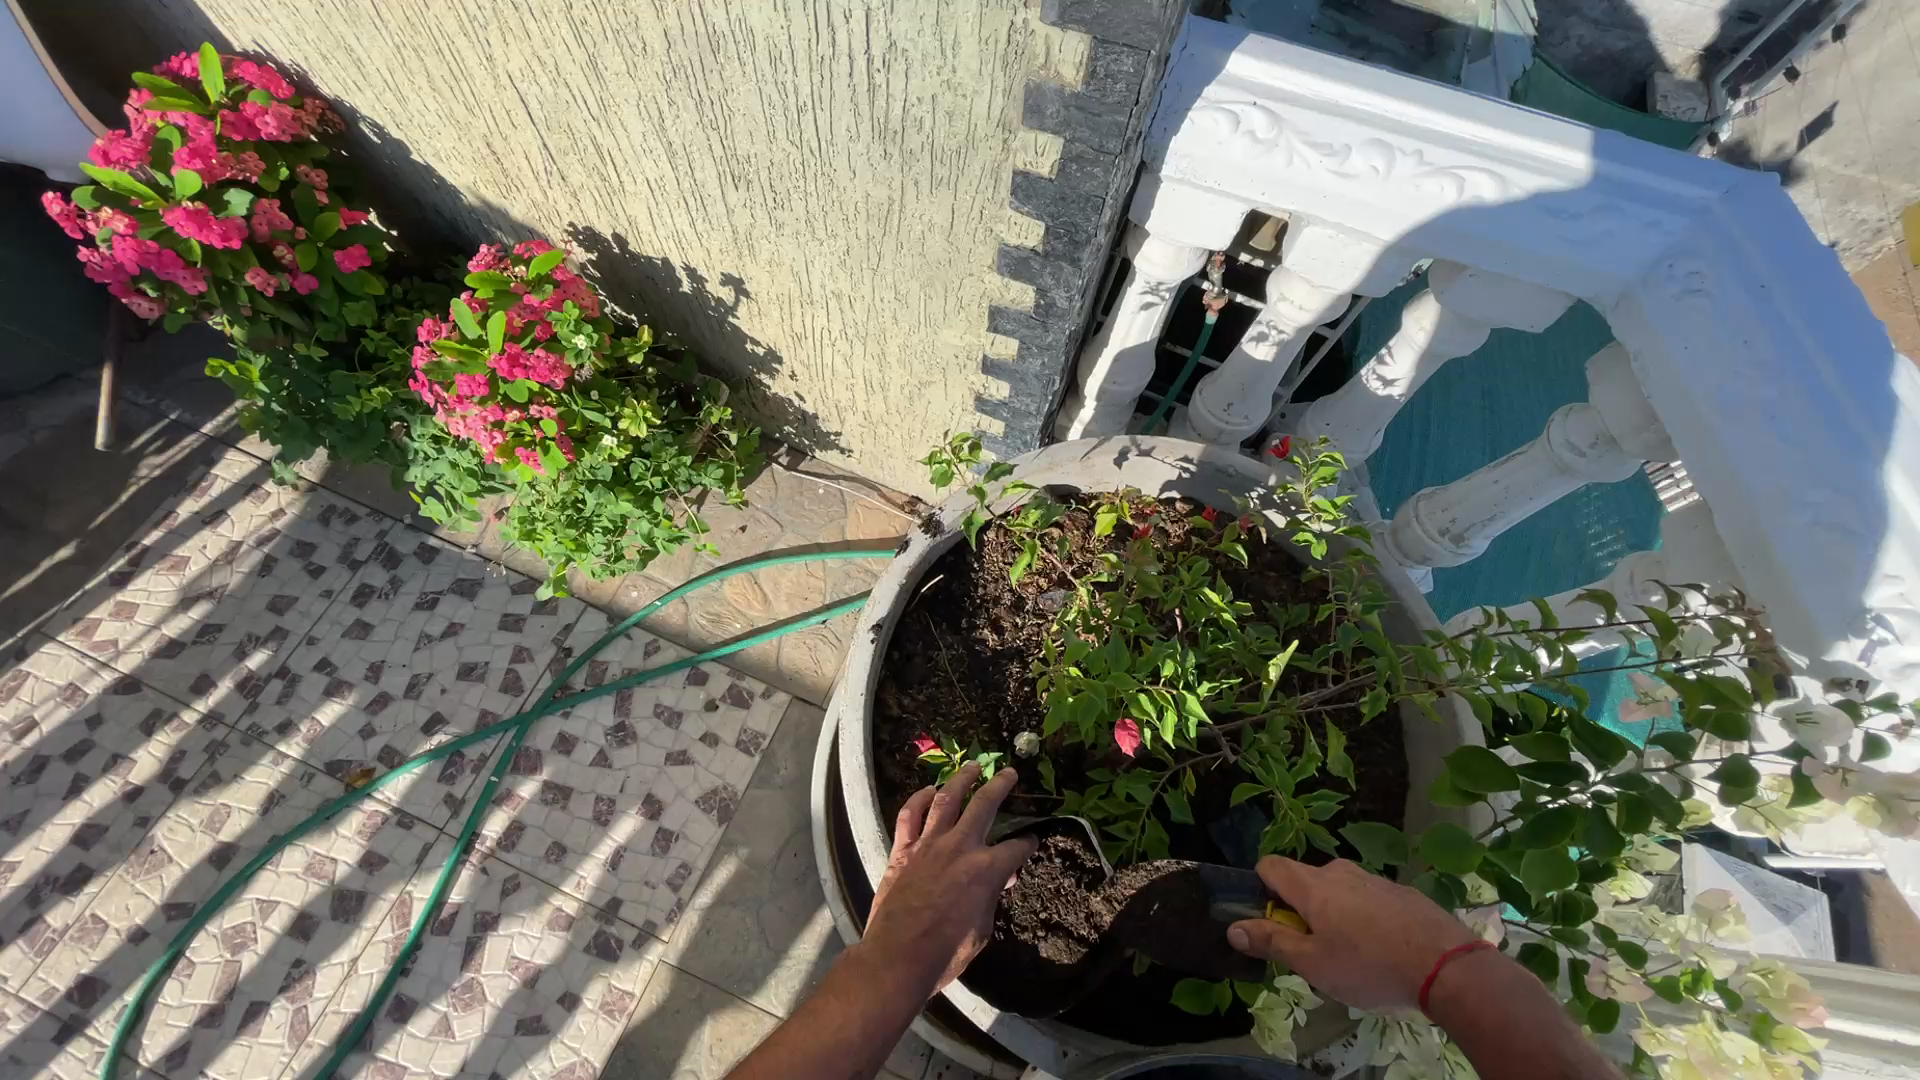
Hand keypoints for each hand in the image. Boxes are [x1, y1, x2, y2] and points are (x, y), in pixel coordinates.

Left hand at [859, 764, 1037, 995]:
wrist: (898, 957)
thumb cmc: (946, 953)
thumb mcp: (981, 930)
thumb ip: (990, 898)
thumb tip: (1001, 879)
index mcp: (986, 869)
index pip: (1015, 849)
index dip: (1027, 844)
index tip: (1031, 840)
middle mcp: (960, 846)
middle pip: (984, 804)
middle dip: (1000, 786)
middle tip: (1008, 772)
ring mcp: (928, 843)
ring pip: (947, 798)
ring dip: (961, 779)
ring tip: (971, 766)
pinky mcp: (903, 849)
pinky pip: (910, 814)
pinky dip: (918, 798)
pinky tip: (928, 790)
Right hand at [1225, 856, 1475, 1009]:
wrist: (1449, 967)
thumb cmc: (1369, 966)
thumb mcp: (1313, 964)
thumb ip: (1272, 943)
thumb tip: (1232, 929)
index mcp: (1310, 885)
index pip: (1269, 865)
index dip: (1263, 888)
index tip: (1274, 921)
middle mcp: (1338, 872)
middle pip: (1306, 880)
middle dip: (1303, 908)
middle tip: (1316, 947)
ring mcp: (1374, 879)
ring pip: (1341, 890)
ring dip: (1337, 913)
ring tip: (1356, 955)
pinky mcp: (1404, 893)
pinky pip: (1371, 899)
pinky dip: (1369, 918)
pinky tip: (1387, 952)